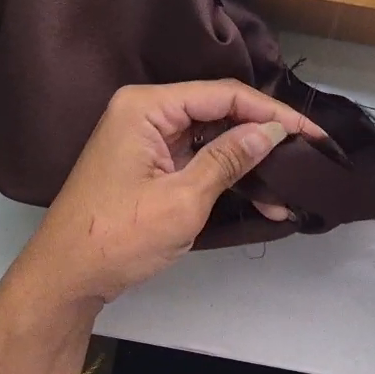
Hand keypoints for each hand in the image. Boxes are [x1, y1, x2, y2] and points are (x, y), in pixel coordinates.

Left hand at [10, 80, 323, 306]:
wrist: (65, 278)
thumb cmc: (118, 236)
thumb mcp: (182, 200)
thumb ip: (229, 159)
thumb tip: (273, 131)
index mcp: (147, 106)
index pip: (222, 95)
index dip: (269, 111)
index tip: (310, 131)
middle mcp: (147, 112)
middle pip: (218, 111)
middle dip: (262, 135)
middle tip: (307, 154)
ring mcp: (148, 138)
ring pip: (212, 137)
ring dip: (249, 161)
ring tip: (288, 188)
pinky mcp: (151, 163)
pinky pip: (197, 158)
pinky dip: (227, 176)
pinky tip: (261, 199)